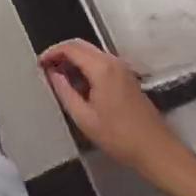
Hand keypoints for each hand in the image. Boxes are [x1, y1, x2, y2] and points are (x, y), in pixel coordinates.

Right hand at [40, 40, 185, 173]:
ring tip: (59, 77)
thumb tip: (52, 74)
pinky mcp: (127, 77)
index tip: (40, 64)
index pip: (71, 48)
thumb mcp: (84, 117)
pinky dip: (86, 66)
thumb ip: (64, 91)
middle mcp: (113, 62)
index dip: (52, 52)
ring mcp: (123, 68)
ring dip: (74, 59)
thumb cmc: (119, 137)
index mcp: (102, 69)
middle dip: (61, 53)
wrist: (155, 150)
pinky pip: (101, 62)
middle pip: (81, 45)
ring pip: (91, 52)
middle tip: (47, 68)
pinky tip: (79, 84)